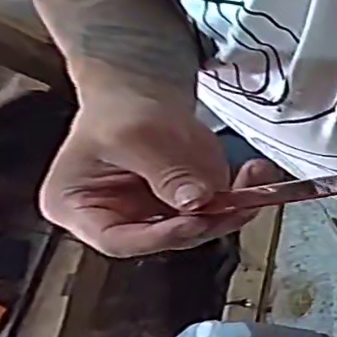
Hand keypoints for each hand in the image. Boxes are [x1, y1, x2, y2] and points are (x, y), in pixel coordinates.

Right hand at [40, 86, 283, 257]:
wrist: (147, 96)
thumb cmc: (122, 112)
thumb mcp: (134, 138)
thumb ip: (165, 173)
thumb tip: (194, 200)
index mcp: (79, 208)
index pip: (120, 241)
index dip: (161, 237)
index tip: (194, 221)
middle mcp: (123, 218)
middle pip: (174, 237)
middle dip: (212, 219)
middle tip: (236, 200)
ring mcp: (163, 214)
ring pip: (208, 225)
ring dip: (237, 206)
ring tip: (255, 175)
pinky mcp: (195, 206)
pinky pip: (225, 209)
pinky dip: (246, 193)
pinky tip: (257, 172)